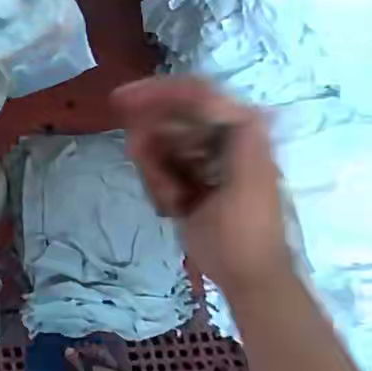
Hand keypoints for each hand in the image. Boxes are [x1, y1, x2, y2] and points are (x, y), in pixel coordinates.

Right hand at [113, 77, 291, 297]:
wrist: (250, 279)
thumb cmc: (245, 234)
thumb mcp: (245, 179)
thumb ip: (235, 130)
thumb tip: (212, 96)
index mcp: (242, 130)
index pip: (195, 93)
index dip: (158, 90)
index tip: (121, 100)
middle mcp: (224, 135)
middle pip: (171, 116)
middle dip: (151, 140)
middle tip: (138, 159)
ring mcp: (208, 155)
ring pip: (162, 142)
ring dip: (156, 169)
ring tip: (170, 200)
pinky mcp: (196, 176)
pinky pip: (163, 164)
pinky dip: (159, 182)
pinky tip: (172, 205)